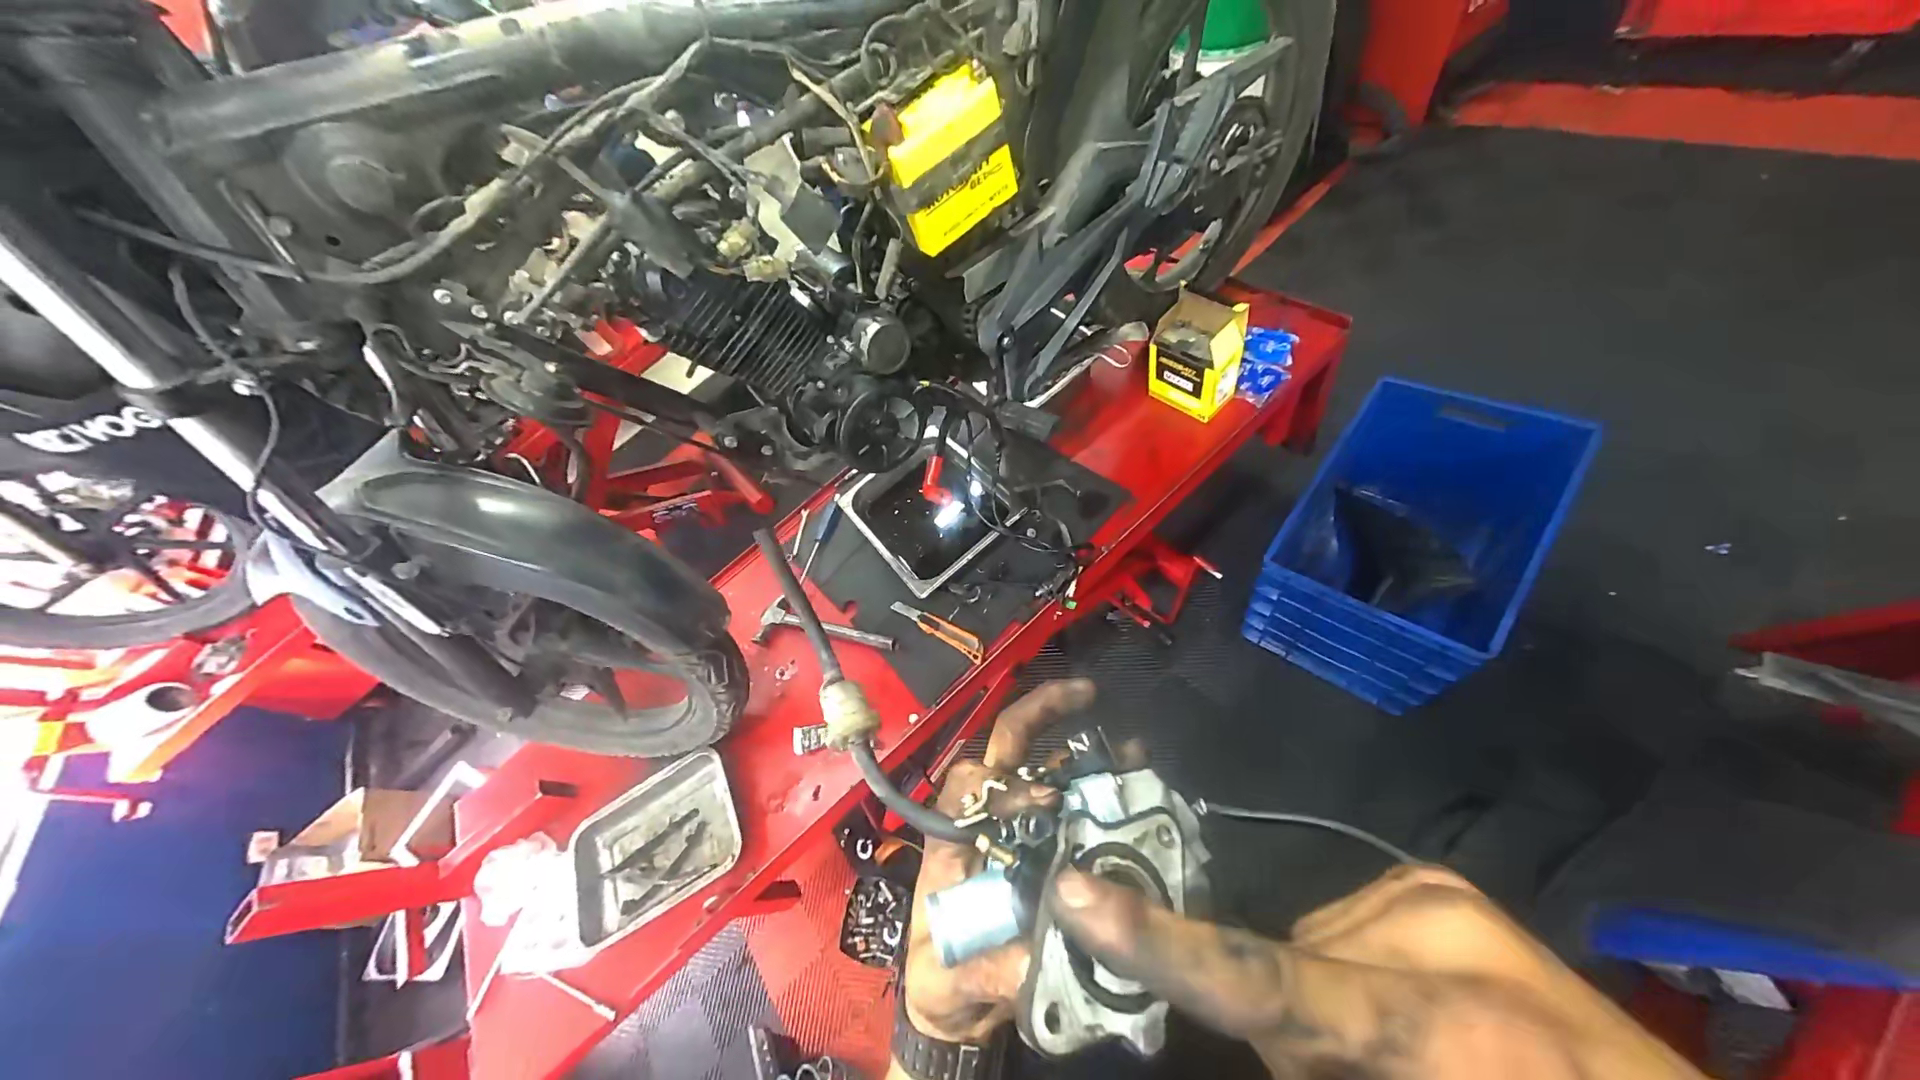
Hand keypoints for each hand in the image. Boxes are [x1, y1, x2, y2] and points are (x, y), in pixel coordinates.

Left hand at [897, 678, 1095, 1044]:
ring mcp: (1019, 827)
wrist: (958, 1000)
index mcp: (954, 834)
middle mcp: (986, 816)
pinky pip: (1074, 807)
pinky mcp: (1046, 848)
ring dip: (1086, 751)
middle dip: (1042, 711)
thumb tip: (1033, 955)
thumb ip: (984, 968)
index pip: (970, 782)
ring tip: (1130, 746)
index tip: (1044, 802)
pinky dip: (1101, 792)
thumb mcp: (949, 977)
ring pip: (1048, 768)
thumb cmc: (940, 973)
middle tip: (1086, 693)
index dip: (1005, 783)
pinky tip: (1136, 789)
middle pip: (1006, 747)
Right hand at [1048, 863, 1706, 1079]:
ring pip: (1307, 953)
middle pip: (1278, 968)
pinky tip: (1409, 1026)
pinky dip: (1346, 985)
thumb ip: (1303, 1059)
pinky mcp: (1436, 886)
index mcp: (1449, 1026)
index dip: (1163, 944)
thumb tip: (1245, 1030)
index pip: (1268, 979)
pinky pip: (1342, 935)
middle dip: (1285, 1032)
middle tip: (1345, 1077)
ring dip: (1318, 1014)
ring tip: (1401, 1058)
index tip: (1078, 896)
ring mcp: (1437, 894)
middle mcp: (1430, 922)